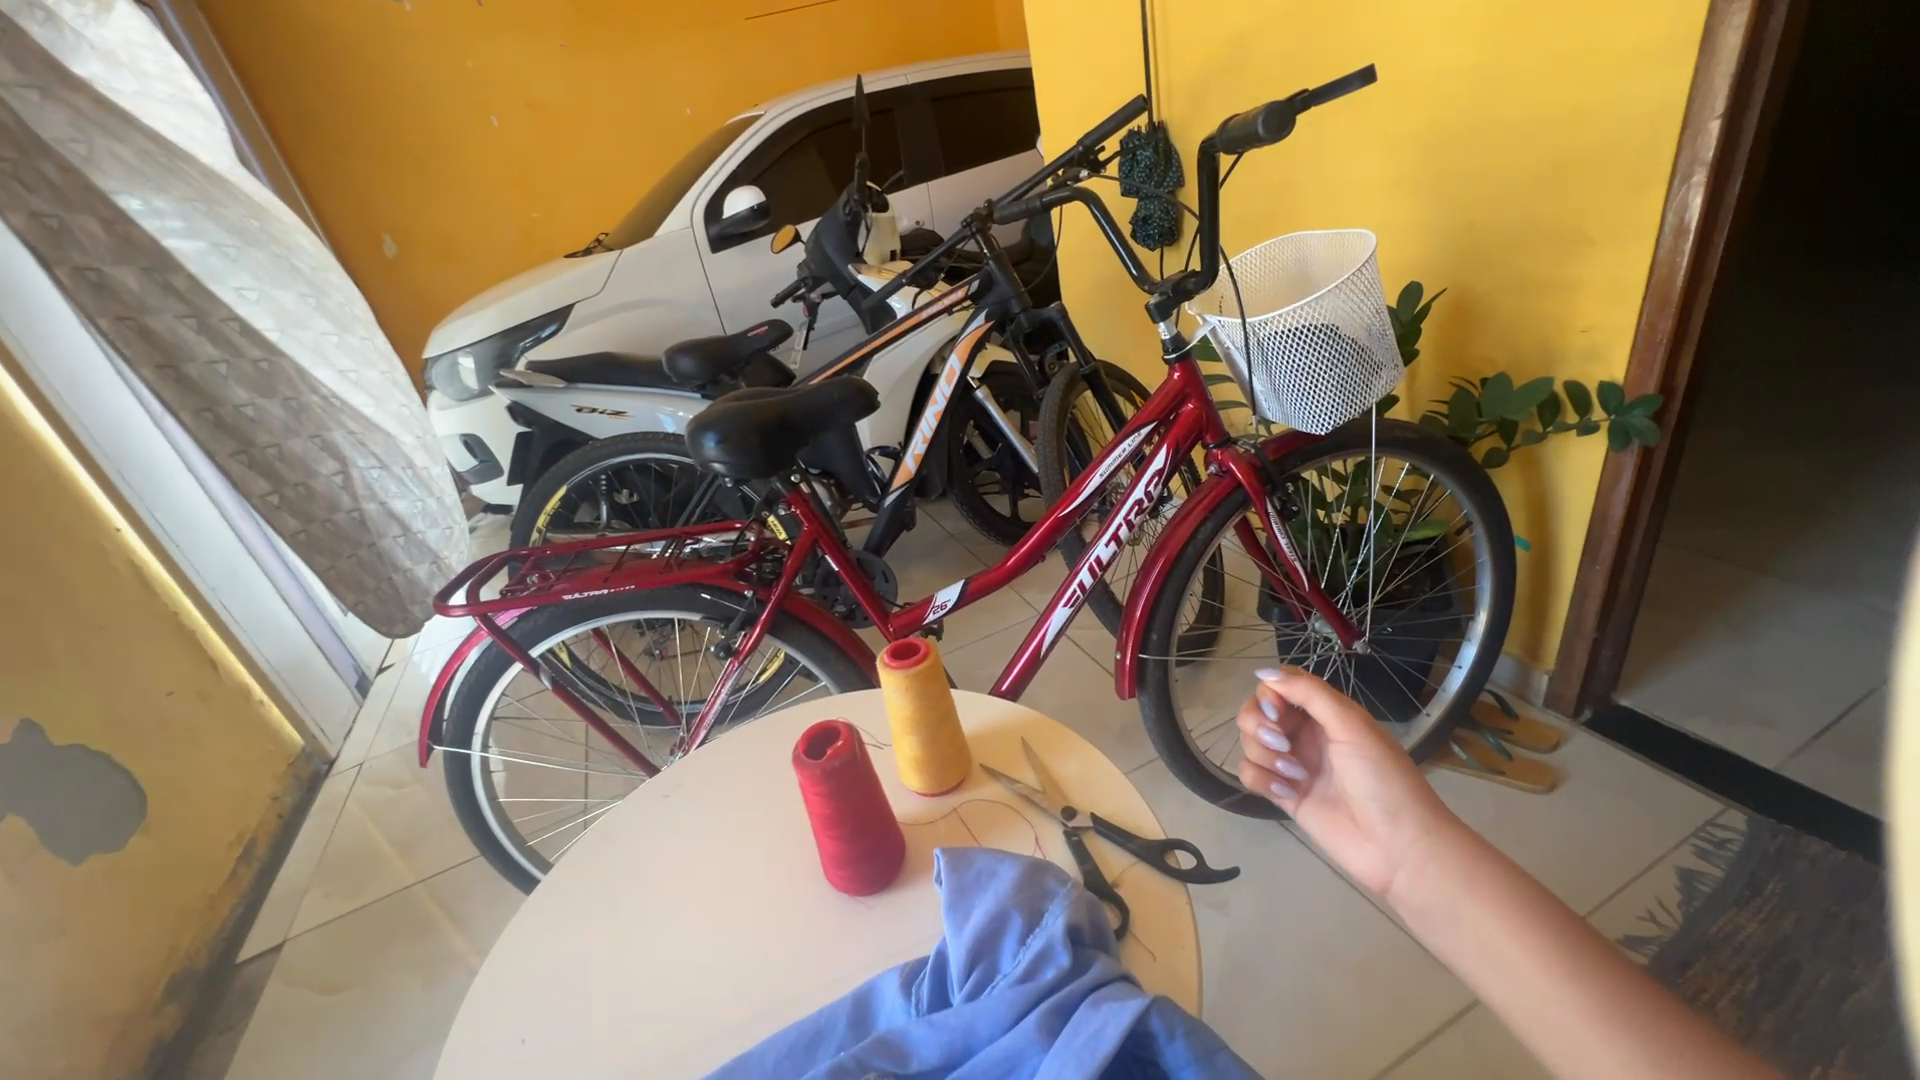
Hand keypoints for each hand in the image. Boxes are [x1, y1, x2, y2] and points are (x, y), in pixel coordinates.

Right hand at [1236, 666, 1458, 897]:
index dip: (1268, 694)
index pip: (1279, 686)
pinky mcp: (1284, 795)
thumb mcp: (1351, 726)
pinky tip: (1286, 793)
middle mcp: (1306, 734)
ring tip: (1295, 775)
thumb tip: (1264, 670)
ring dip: (1264, 755)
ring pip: (1251, 743)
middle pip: (1257, 712)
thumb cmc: (1383, 780)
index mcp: (1326, 713)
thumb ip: (1308, 693)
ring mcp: (1293, 765)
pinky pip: (1251, 774)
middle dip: (1259, 725)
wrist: (1399, 846)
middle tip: (1283, 745)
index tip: (1277, 712)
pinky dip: (1261, 780)